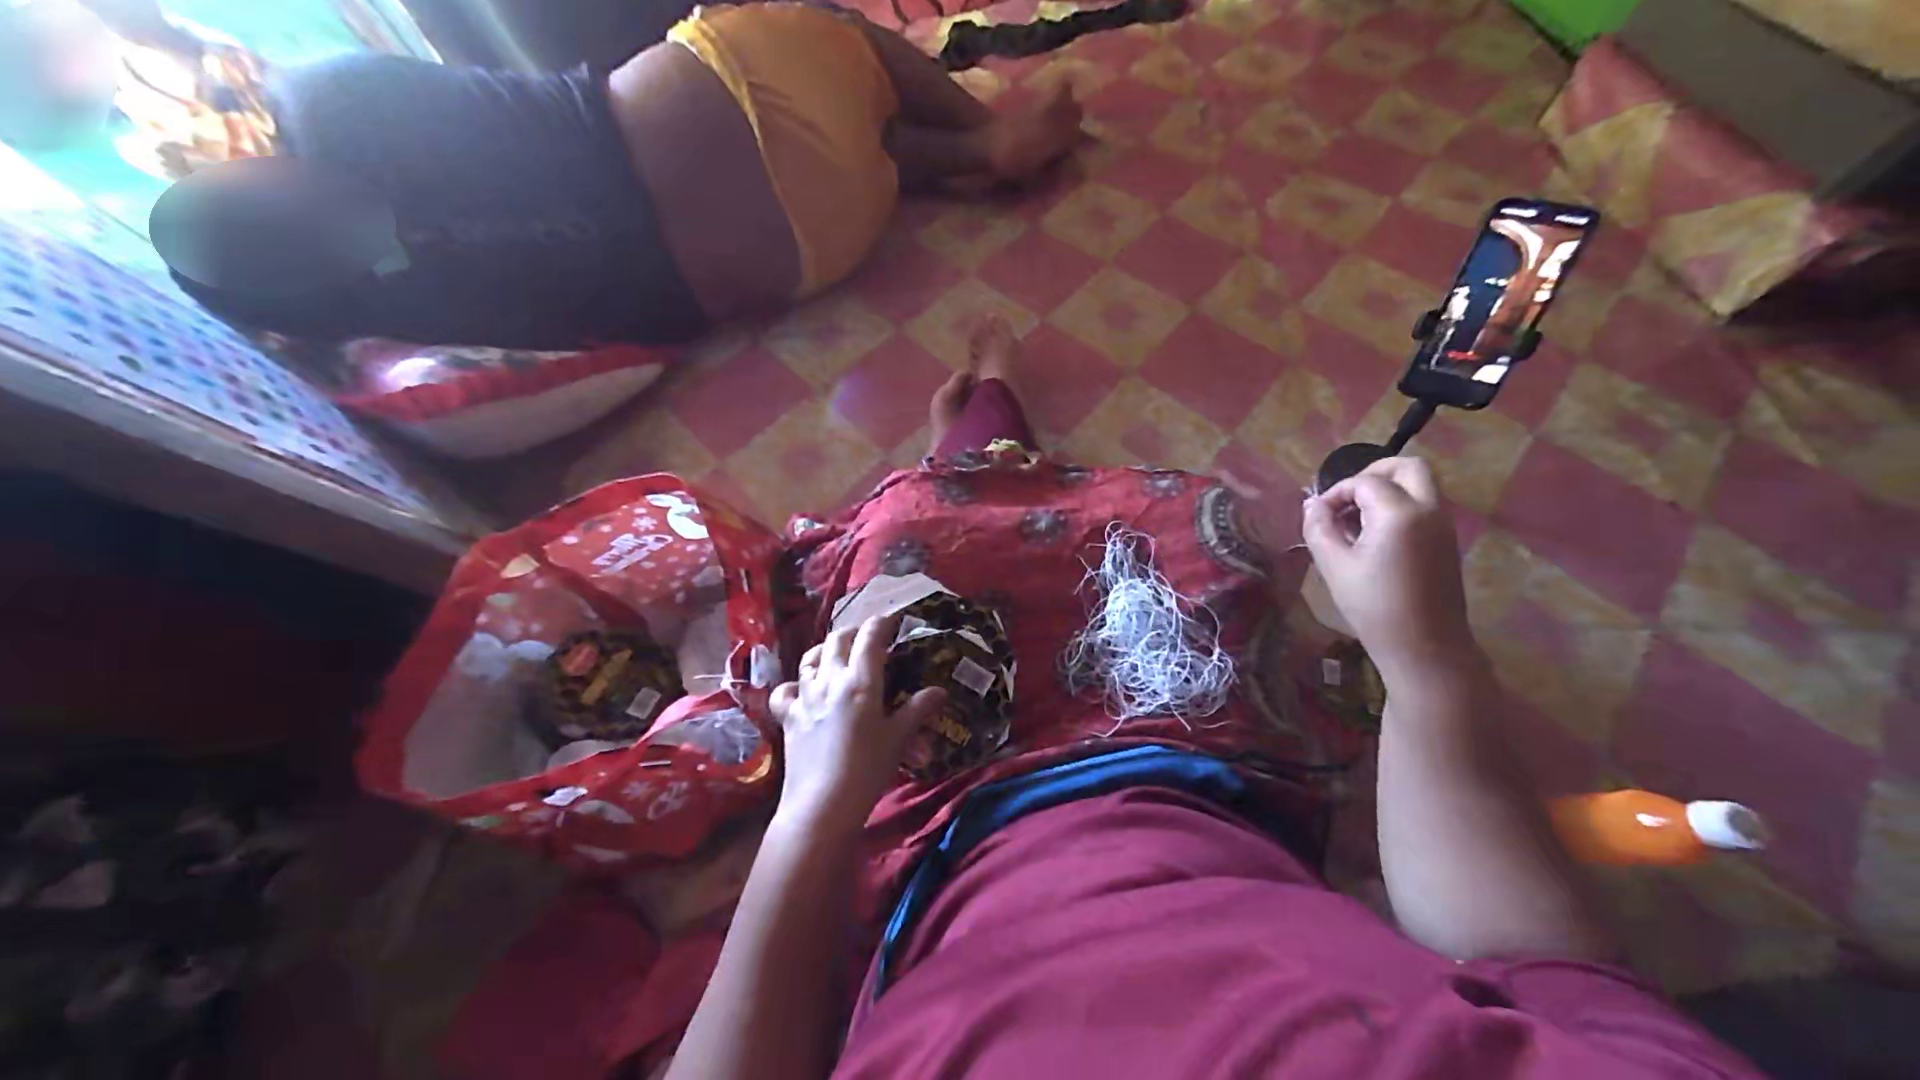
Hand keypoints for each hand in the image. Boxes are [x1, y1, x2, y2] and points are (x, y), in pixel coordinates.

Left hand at [769, 615, 945, 834]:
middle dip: (854, 632)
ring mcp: (805, 697)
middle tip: (868, 639)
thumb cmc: (867, 769)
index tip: (892, 622)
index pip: (870, 637)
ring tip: (837, 656)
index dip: (882, 624)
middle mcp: (830, 680)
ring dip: (825, 651)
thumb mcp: (898, 738)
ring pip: (810, 658)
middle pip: (837, 639)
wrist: (822, 805)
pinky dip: (794, 685)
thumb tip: (940, 691)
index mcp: (860, 681)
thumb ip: (918, 710)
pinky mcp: (788, 717)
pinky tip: (802, 691)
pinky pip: (786, 690)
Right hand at [1301, 457, 1474, 680]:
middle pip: (1408, 467)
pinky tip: (1373, 539)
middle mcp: (1429, 510)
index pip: (1364, 482)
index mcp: (1400, 513)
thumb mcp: (1334, 566)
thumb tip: (1312, 504)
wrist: (1425, 647)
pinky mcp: (1446, 542)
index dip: (1335, 492)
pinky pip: (1423, 507)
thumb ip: (1319, 528)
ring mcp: (1444, 526)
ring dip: (1386, 490)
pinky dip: (1398, 507)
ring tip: (1355, 522)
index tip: (1317, 516)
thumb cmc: (1374, 606)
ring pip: (1419, 486)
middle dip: (1373, 473)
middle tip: (1346, 496)